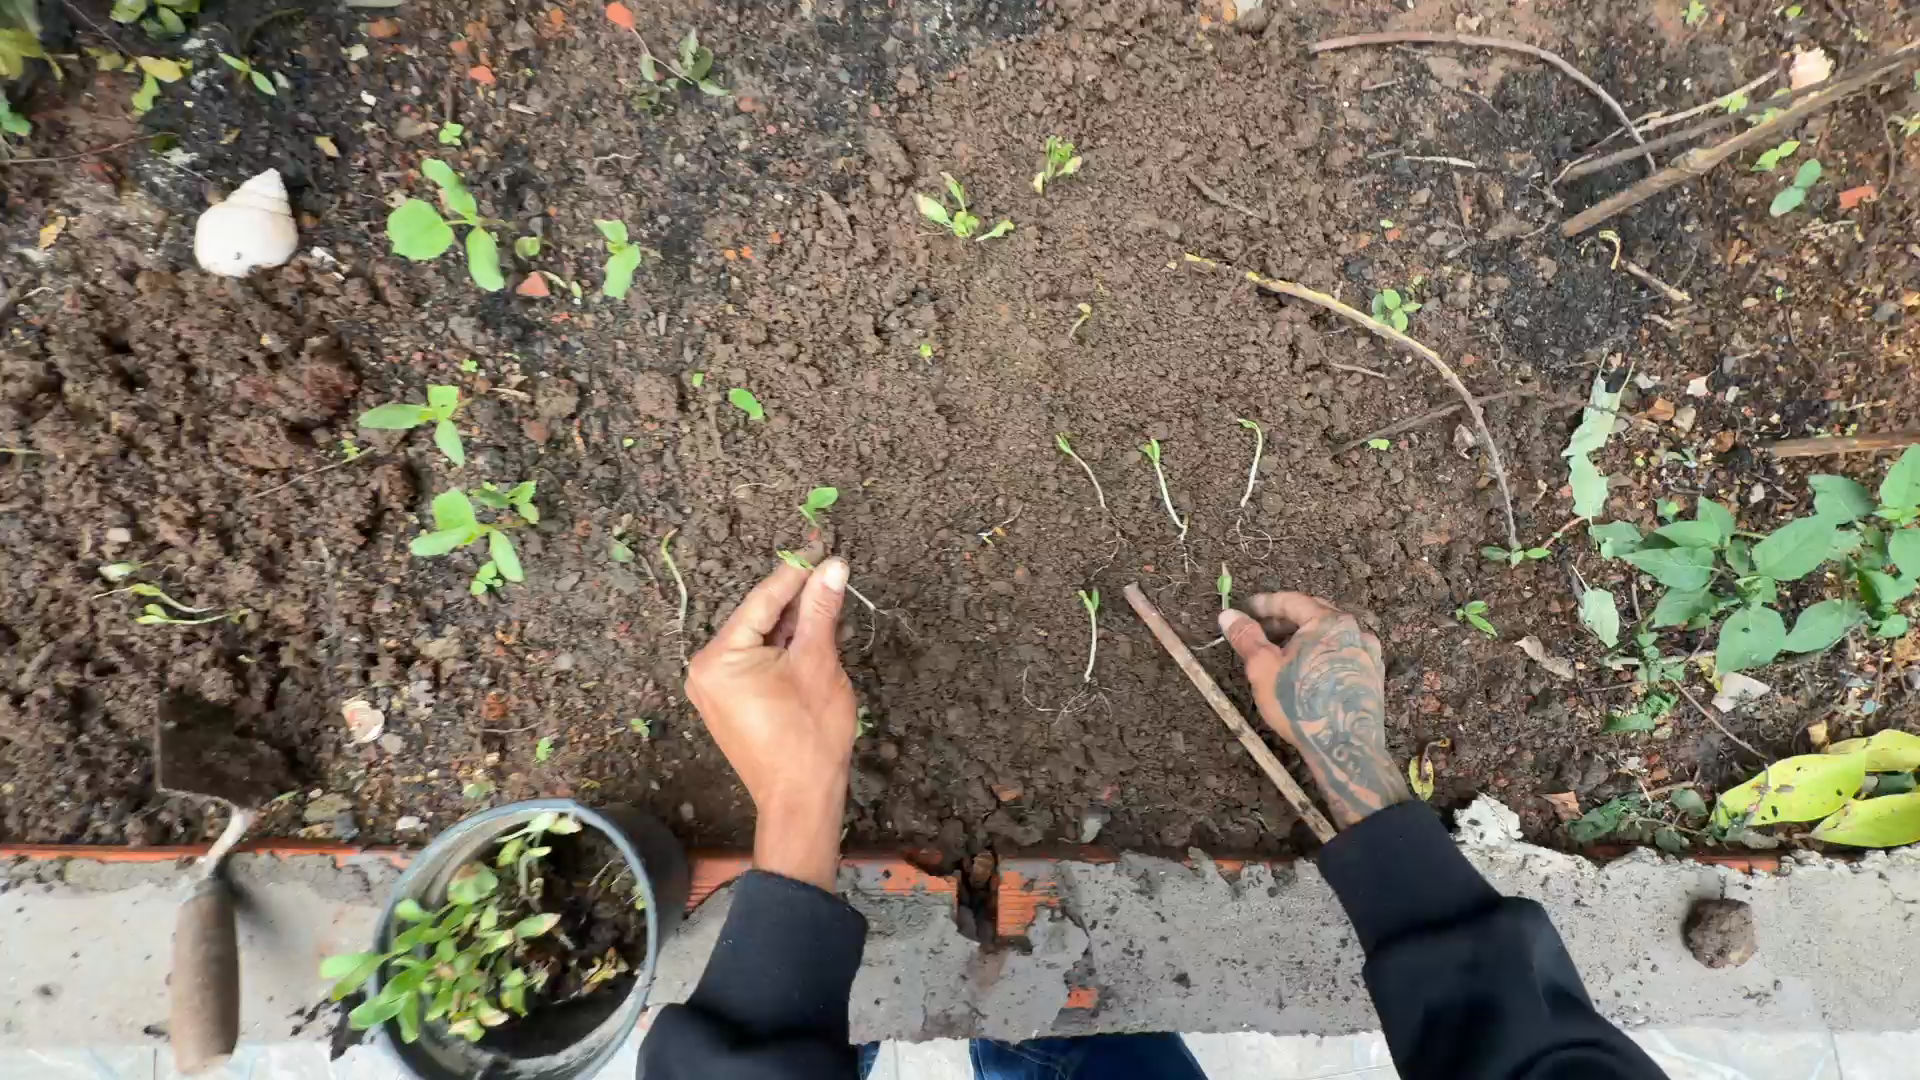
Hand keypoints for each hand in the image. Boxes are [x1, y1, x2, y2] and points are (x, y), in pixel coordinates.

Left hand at [686, 557, 856, 890]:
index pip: (763, 599)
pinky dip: (786, 646)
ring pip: (762, 637)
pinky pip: (759, 659)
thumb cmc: (809, 732)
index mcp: (719, 657)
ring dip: (796, 622)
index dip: (796, 570)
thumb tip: (833, 565)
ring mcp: (715, 687)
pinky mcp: (730, 700)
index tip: (819, 543)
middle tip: (831, 570)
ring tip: (830, 600)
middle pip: (761, 616)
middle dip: (798, 597)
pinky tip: (814, 632)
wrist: (802, 797)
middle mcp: (706, 668)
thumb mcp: (818, 660)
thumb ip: (821, 609)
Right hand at [1218, 592, 1409, 828]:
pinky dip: (1319, 651)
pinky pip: (1340, 651)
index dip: (1265, 603)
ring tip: (1278, 651)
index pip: (1292, 601)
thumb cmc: (1299, 702)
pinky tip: (1304, 669)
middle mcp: (1355, 630)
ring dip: (1302, 636)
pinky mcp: (1372, 675)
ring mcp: (1368, 653)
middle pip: (1313, 613)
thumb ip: (1246, 636)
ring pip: (1328, 634)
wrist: (1344, 747)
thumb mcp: (1262, 667)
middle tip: (1260, 629)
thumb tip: (1228, 614)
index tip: (1246, 609)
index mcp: (1329, 621)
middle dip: (1283, 619)